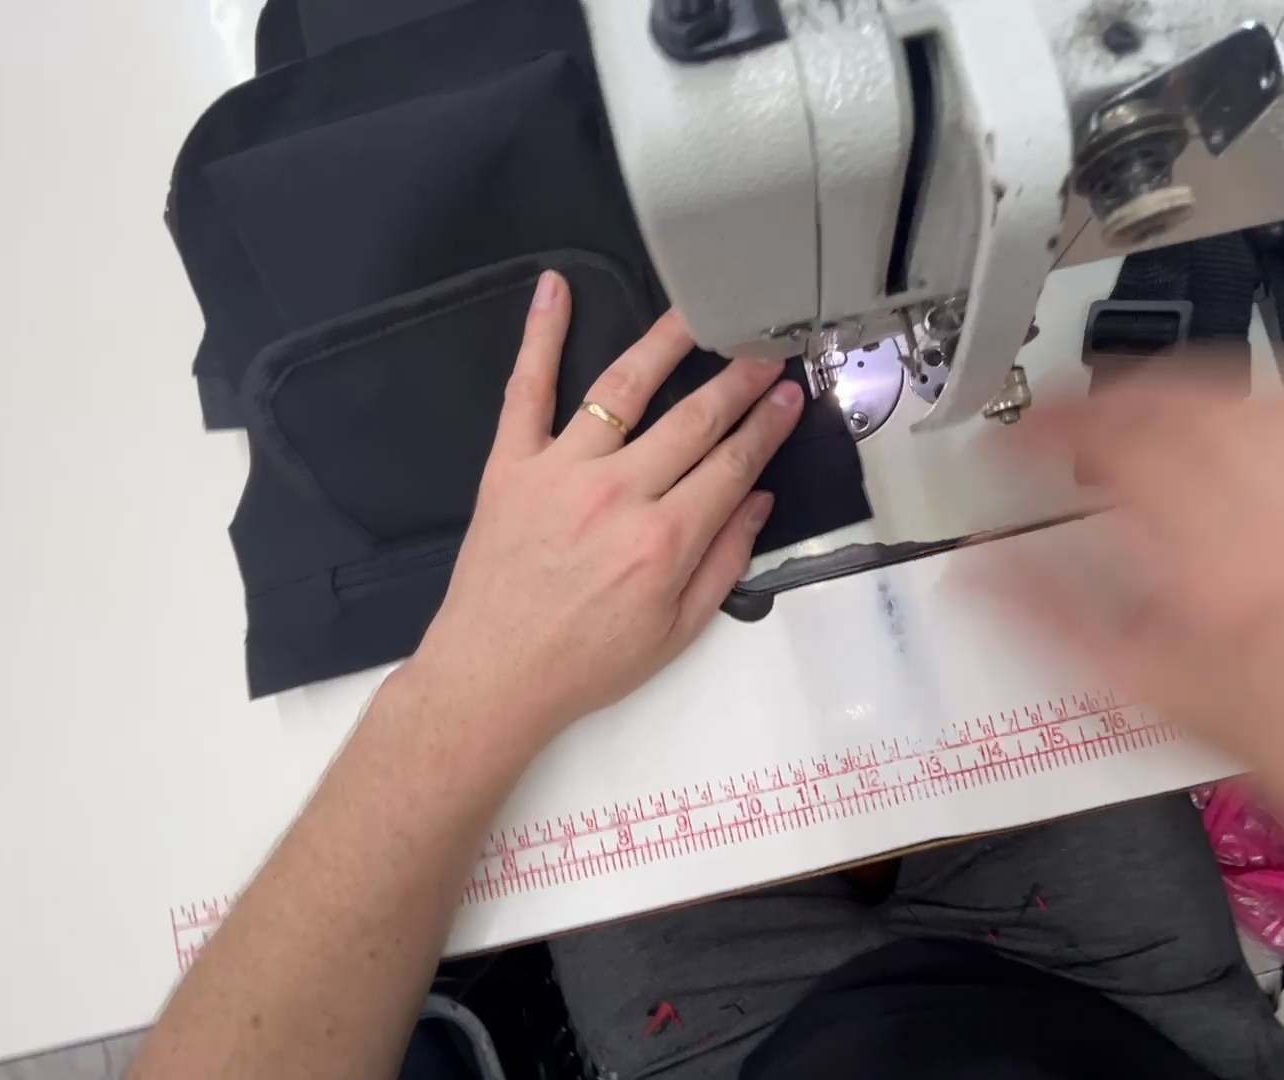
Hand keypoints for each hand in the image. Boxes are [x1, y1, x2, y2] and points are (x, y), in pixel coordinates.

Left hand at [388, 271, 803, 749]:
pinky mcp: (510, 465)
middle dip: (739, 379)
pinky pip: (526, 390)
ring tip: (698, 310)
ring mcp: (560, 471)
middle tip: (765, 347)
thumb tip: (760, 500)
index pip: (733, 464)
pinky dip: (540, 337)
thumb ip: (725, 562)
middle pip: (693, 420)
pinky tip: (555, 289)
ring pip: (622, 388)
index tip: (791, 395)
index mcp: (665, 540)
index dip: (769, 426)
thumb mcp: (677, 631)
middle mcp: (618, 494)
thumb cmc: (590, 662)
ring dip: (667, 343)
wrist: (493, 677)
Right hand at [974, 365, 1283, 769]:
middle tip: (1056, 418)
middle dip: (1101, 400)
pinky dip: (1251, 393)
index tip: (1014, 439)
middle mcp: (1278, 522)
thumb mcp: (1123, 674)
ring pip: (1243, 396)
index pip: (1125, 457)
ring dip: (1166, 386)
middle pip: (1181, 411)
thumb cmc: (1238, 712)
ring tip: (1122, 406)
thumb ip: (1040, 612)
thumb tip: (971, 565)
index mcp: (1213, 570)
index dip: (1056, 432)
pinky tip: (1214, 411)